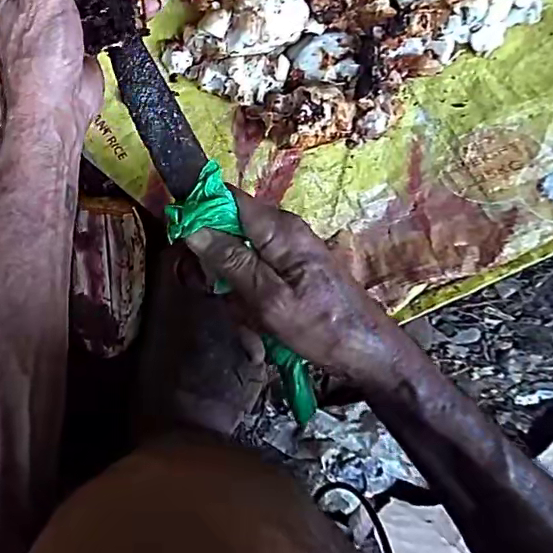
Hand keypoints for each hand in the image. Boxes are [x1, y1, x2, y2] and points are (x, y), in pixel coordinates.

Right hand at [183, 187, 417, 383]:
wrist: (371, 355)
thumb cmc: (323, 328)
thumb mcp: (269, 299)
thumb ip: (231, 261)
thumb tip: (194, 228)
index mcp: (279, 229)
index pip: (227, 197)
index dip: (199, 210)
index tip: (180, 240)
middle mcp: (283, 231)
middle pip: (228, 229)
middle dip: (215, 263)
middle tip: (214, 294)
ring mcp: (288, 251)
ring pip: (238, 257)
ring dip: (233, 290)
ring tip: (246, 323)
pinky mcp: (291, 270)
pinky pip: (255, 275)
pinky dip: (249, 299)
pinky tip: (258, 327)